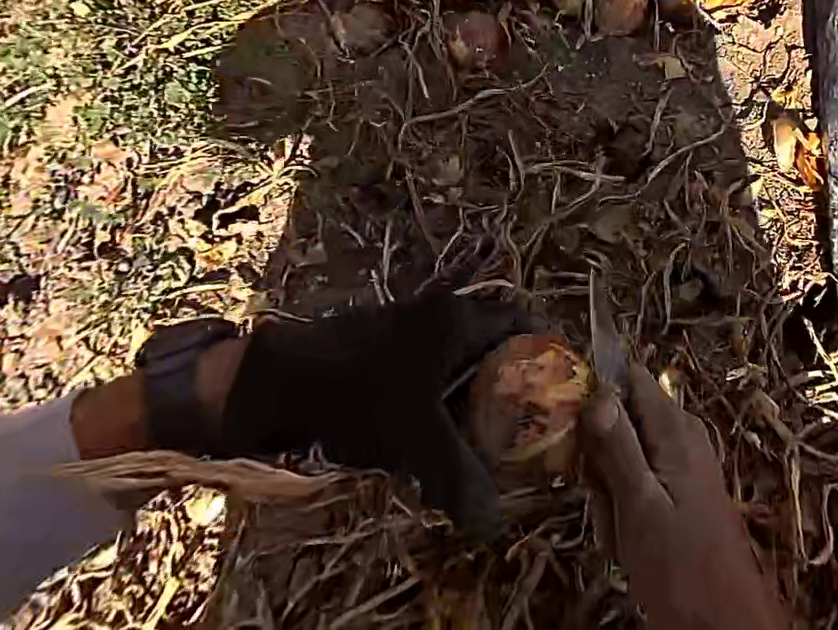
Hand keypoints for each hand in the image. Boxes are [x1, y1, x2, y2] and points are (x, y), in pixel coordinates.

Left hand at [219, 293, 533, 537]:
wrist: (277, 381)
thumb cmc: (357, 395)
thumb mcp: (413, 439)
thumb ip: (456, 476)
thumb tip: (494, 523)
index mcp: (457, 321)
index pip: (518, 318)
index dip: (543, 340)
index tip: (560, 370)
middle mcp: (441, 315)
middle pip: (494, 335)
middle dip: (515, 367)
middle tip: (533, 404)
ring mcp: (413, 328)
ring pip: (463, 352)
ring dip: (481, 381)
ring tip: (497, 420)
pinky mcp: (390, 346)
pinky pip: (436, 363)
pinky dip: (450, 388)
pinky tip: (447, 423)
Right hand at [582, 364, 787, 629]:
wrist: (726, 626)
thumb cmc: (681, 565)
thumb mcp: (640, 503)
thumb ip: (618, 445)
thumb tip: (599, 391)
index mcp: (675, 428)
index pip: (631, 379)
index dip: (600, 396)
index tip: (578, 429)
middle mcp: (681, 436)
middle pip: (624, 421)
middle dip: (603, 458)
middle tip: (602, 501)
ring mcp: (682, 465)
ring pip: (626, 457)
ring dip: (611, 493)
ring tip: (617, 533)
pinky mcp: (680, 493)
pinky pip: (640, 484)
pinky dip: (626, 510)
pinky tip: (627, 544)